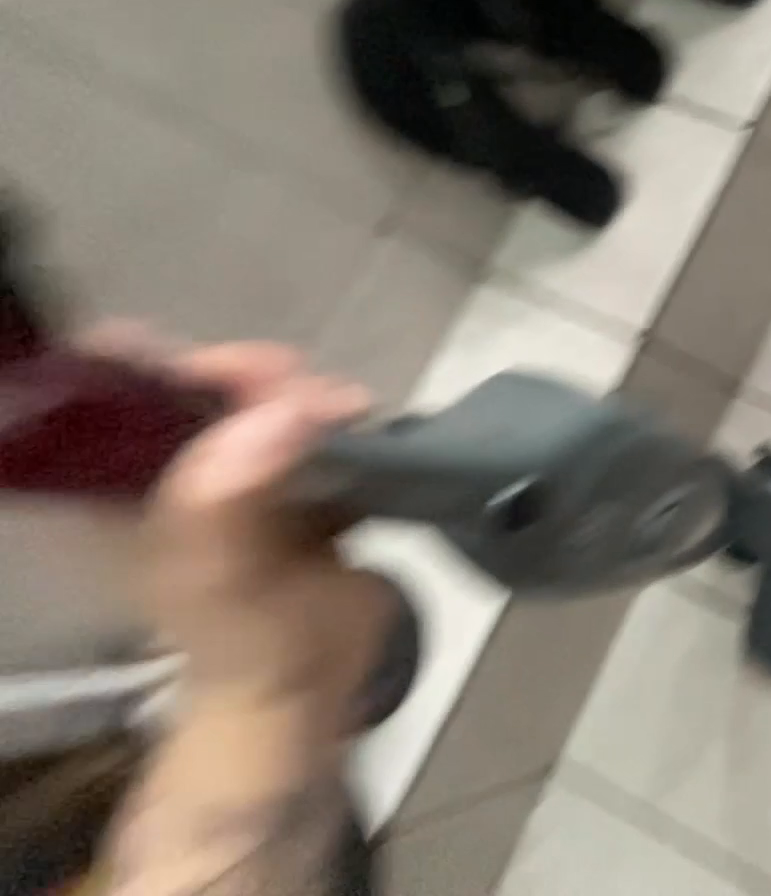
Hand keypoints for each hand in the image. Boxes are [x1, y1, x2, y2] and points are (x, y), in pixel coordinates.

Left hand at [136, 340, 387, 722]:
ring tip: (358, 409)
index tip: (227, 365)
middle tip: (311, 388)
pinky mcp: (306, 490)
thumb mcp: (222, 578)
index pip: (117, 404)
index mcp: (125, 495)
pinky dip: (347, 422)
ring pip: (268, 409)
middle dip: (257, 379)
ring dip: (311, 397)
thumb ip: (230, 498)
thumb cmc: (249, 641)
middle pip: (204, 395)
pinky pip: (321, 436)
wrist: (314, 684)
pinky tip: (374, 428)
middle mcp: (181, 478)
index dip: (160, 368)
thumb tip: (286, 411)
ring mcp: (247, 482)